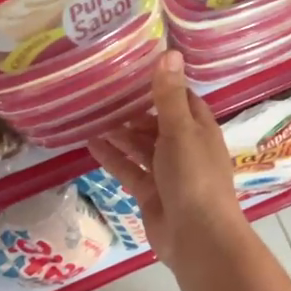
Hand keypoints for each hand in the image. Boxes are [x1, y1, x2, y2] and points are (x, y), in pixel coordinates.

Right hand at [88, 51, 250, 273]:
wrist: (198, 238)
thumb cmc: (194, 177)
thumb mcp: (180, 130)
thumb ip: (169, 96)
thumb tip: (170, 51)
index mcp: (200, 130)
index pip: (183, 99)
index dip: (162, 86)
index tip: (134, 70)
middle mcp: (186, 148)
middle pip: (159, 123)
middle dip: (135, 110)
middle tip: (103, 93)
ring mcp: (168, 174)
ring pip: (142, 147)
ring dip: (121, 133)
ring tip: (92, 114)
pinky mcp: (151, 194)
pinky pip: (130, 170)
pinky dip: (113, 158)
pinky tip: (91, 144)